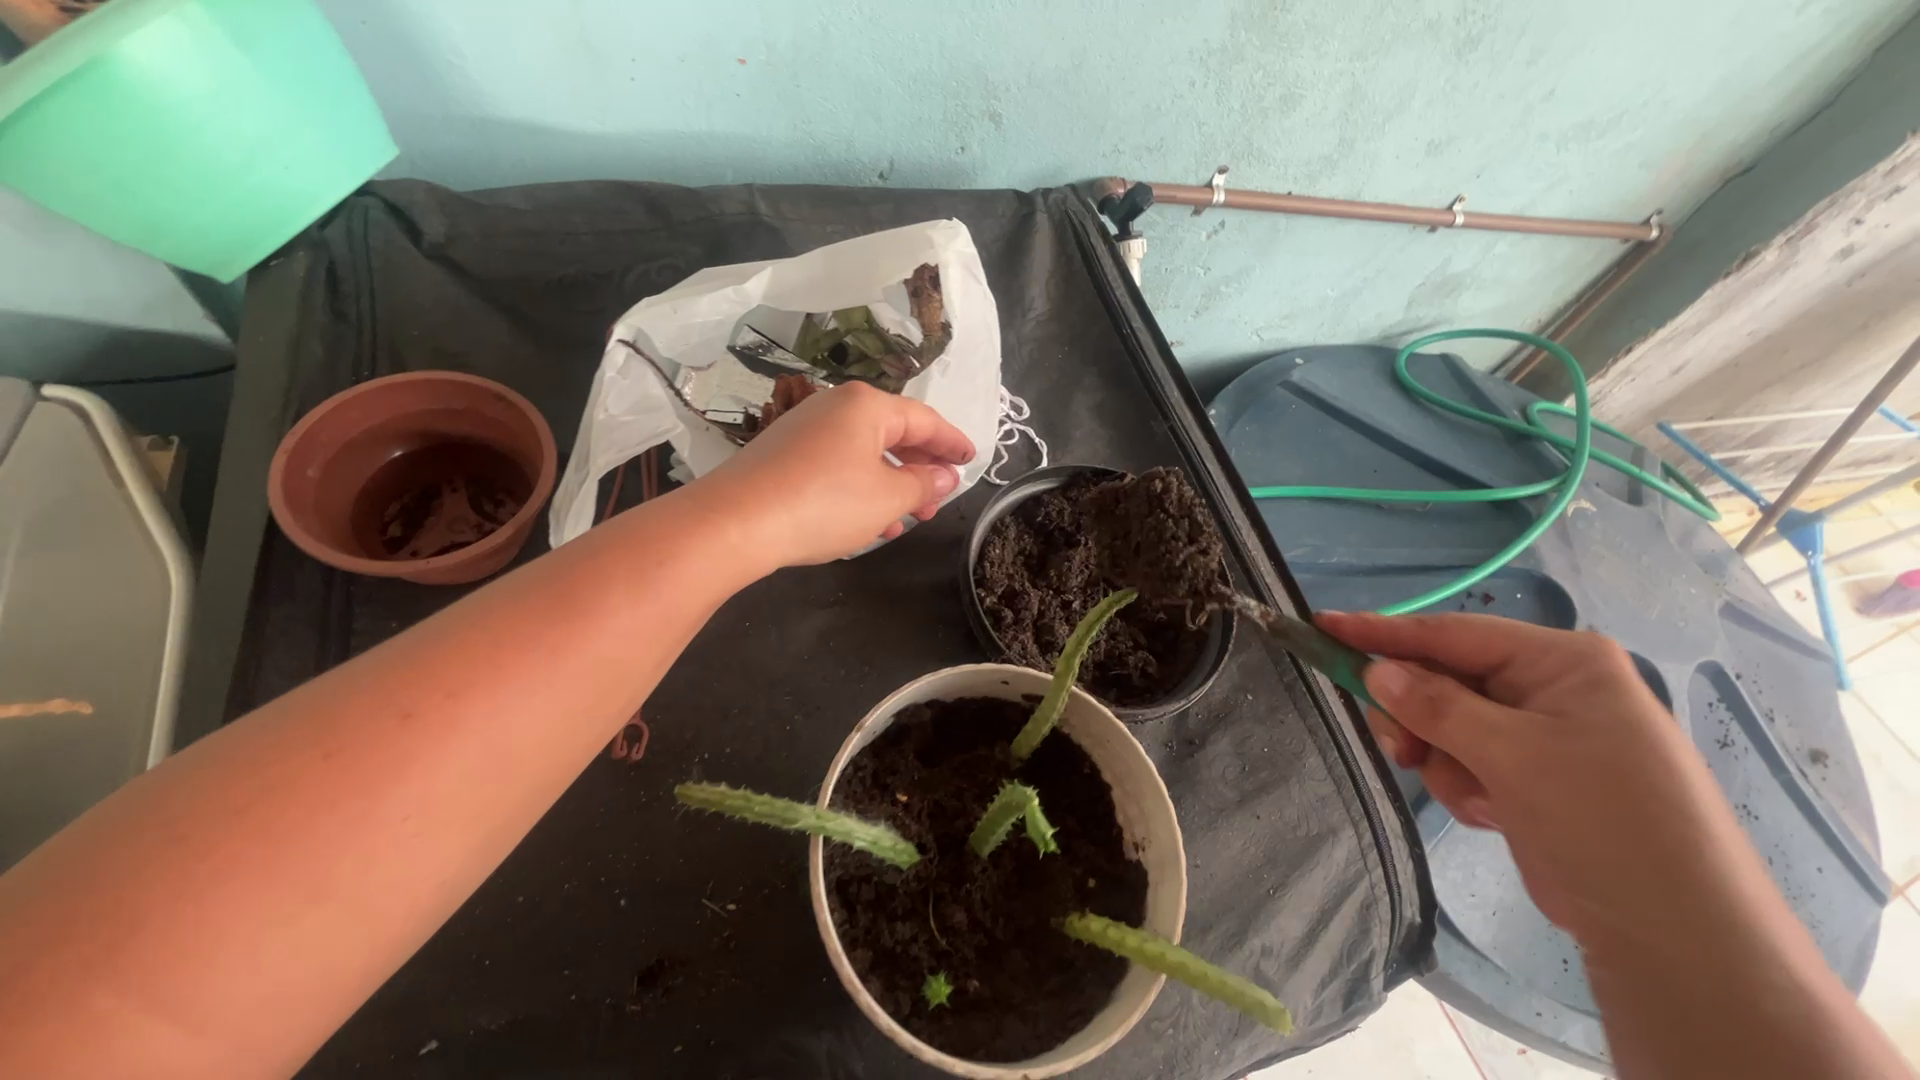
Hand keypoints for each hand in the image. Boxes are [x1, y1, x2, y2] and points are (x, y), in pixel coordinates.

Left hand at [695, 382, 974, 567]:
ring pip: (864, 453)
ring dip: (891, 484)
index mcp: (867, 405)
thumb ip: (924, 484)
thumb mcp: (888, 498)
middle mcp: (835, 407)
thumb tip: (946, 475)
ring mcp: (804, 429)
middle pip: (893, 433)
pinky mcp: (782, 455)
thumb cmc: (825, 503)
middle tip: (939, 499)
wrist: (735, 522)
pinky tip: (867, 521)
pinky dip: (860, 488)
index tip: (973, 459)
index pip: (925, 419)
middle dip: (920, 468)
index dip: (952, 442)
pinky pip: (836, 465)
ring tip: (908, 518)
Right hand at [1318, 612, 1758, 943]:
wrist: (1673, 931)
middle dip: (1417, 715)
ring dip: (1442, 759)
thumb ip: (1435, 706)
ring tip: (1472, 797)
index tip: (1321, 625)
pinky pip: (1464, 758)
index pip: (1451, 633)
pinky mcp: (1531, 773)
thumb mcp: (1512, 755)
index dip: (1382, 631)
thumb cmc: (1602, 820)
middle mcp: (1550, 686)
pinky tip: (1493, 813)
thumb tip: (1375, 670)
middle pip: (1443, 679)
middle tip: (1401, 749)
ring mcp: (1541, 732)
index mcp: (1561, 661)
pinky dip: (1463, 784)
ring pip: (1446, 723)